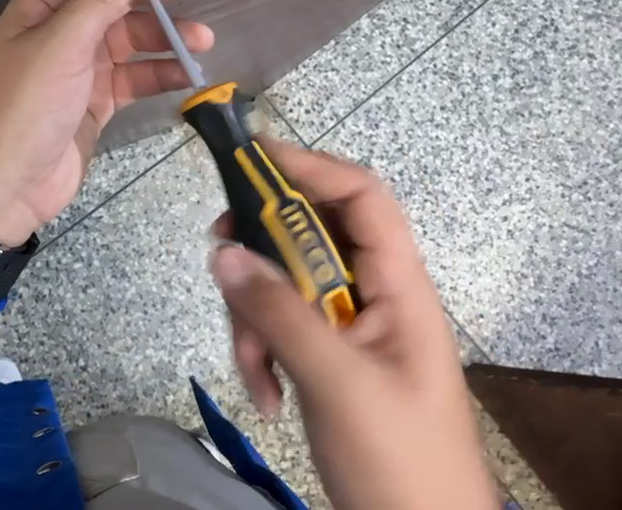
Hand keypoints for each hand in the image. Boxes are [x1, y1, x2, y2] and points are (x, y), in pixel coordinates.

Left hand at [0, 0, 230, 246]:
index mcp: (44, 6)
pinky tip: (187, 71)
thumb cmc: (23, 109)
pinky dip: (160, 71)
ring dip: (168, 33)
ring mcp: (81, 66)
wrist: (5, 189)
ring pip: (134, 37)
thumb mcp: (60, 46)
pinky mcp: (96, 100)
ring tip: (204, 37)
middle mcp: (63, 29)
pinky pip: (135, 76)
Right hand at [209, 140, 495, 509]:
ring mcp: (350, 329)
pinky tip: (265, 394)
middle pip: (309, 235)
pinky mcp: (327, 358)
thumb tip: (223, 251)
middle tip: (221, 254)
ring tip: (254, 369)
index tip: (250, 158)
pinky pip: (281, 326)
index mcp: (399, 288)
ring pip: (285, 283)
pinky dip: (261, 350)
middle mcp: (374, 295)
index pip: (362, 197)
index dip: (310, 167)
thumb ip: (279, 312)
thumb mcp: (337, 383)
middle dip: (262, 250)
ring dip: (255, 317)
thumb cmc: (400, 463)